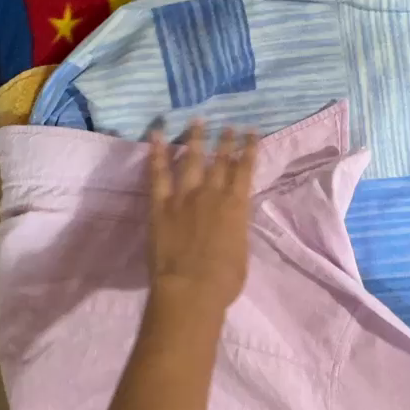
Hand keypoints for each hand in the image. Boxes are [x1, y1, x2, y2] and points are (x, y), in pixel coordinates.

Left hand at [147, 121, 255, 314]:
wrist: (190, 289)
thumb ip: (237, 230)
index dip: (249, 149)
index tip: (252, 132)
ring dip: (196, 138)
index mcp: (236, 207)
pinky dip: (158, 152)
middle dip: (226, 140)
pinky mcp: (160, 204)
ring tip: (199, 120)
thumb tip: (233, 220)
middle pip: (220, 160)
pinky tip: (158, 133)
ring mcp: (184, 196)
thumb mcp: (241, 253)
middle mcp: (212, 194)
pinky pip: (158, 172)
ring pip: (192, 159)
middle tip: (229, 125)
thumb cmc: (223, 281)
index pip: (245, 170)